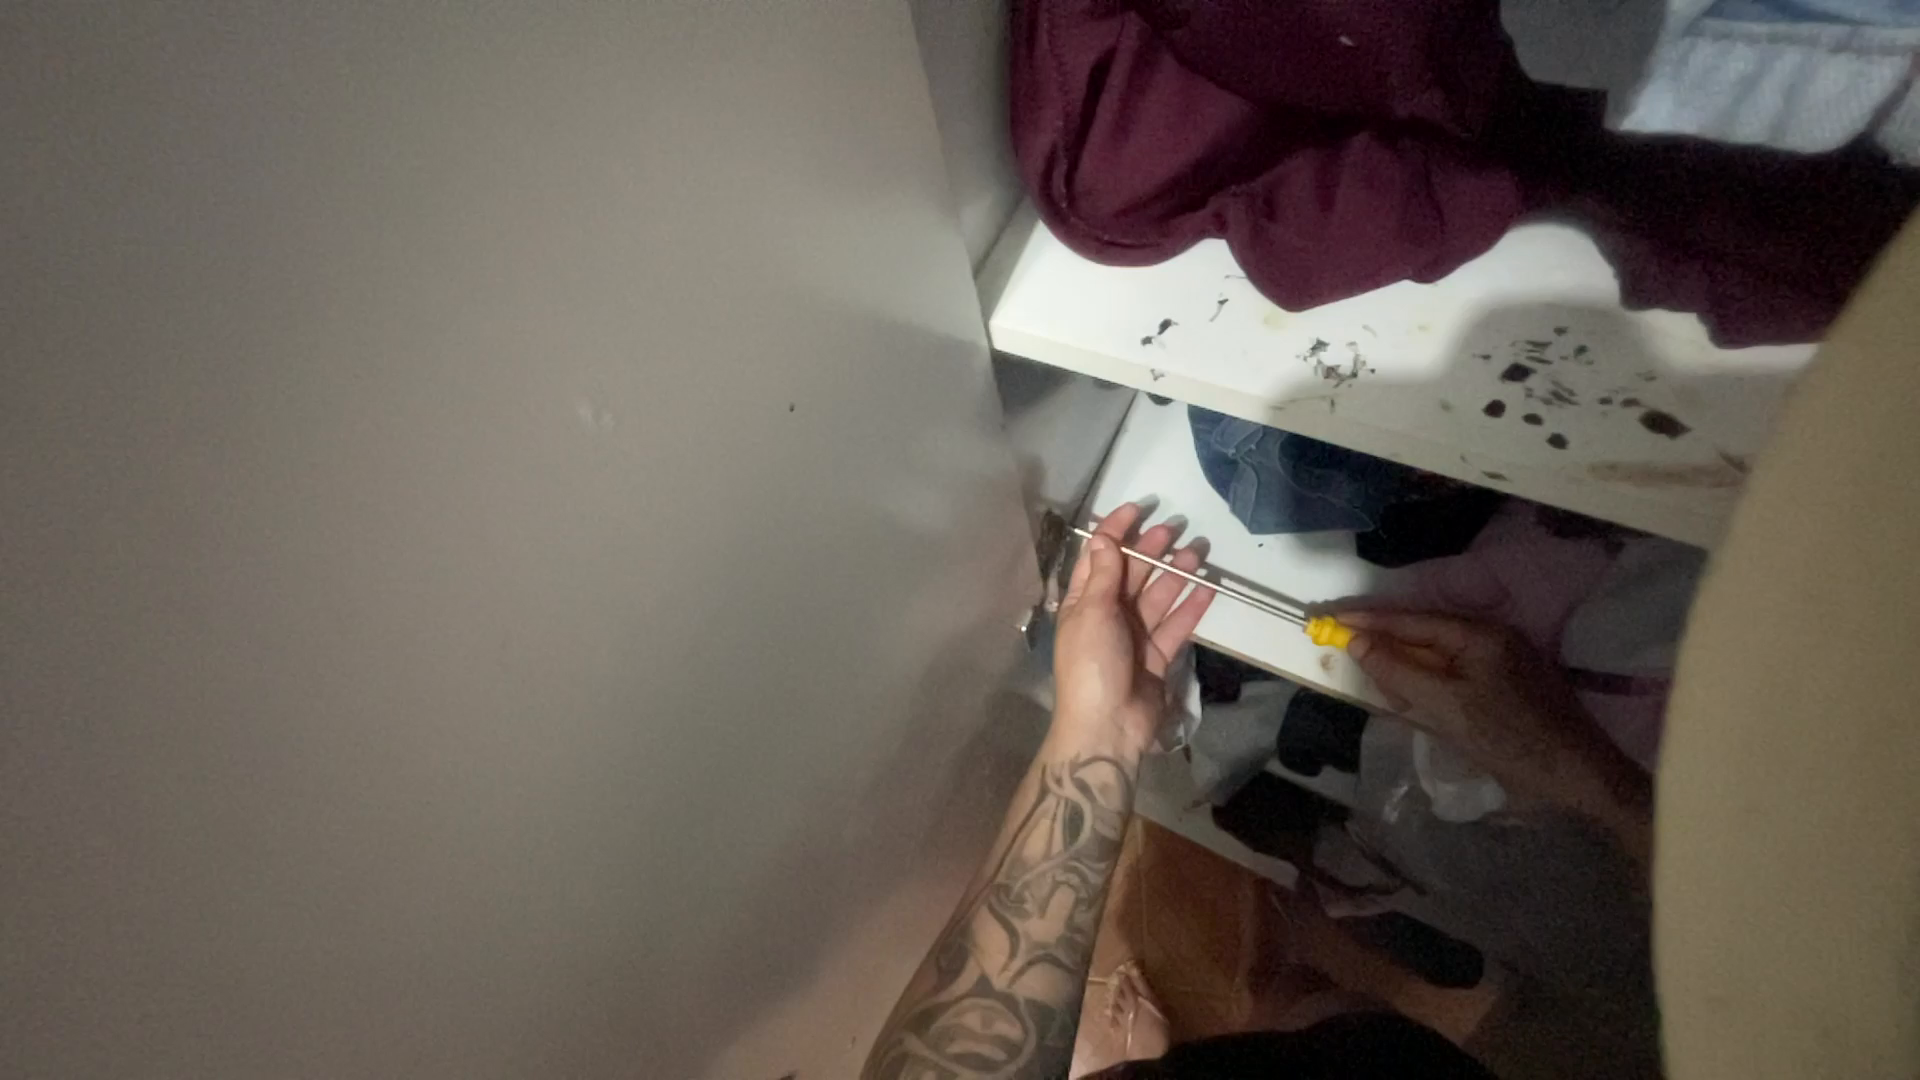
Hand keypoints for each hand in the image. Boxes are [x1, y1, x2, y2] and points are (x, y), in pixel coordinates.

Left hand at [1052, 502, 1214, 757]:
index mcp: (1083, 602)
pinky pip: (1176, 625)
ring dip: (1176, 573)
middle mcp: (1107, 614)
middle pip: (1131, 574)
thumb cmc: (1091, 664)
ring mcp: (1133, 635)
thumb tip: (1105, 538)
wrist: (1107, 726)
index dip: (1115, 531)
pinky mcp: (1157, 656)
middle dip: (1151, 549)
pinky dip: (1191, 606)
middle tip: (1176, 528)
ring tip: (1199, 550)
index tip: (1137, 509)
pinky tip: (1209, 586)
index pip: (1100, 557)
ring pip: (1157, 596)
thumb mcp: (1092, 613)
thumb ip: (1104, 576)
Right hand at [1341, 610, 1641, 811]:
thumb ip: (1397, 671)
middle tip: (1348, 651)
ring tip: (1380, 681)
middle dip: (1385, 643)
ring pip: (1436, 652)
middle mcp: (1492, 636)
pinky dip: (1427, 679)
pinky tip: (1415, 696)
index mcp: (1479, 635)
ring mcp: (1503, 658)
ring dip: (1405, 665)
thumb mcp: (1445, 707)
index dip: (1368, 620)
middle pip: (1422, 632)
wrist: (1585, 781)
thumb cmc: (1511, 740)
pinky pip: (1453, 669)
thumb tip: (1356, 642)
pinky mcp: (1507, 681)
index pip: (1410, 619)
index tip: (1330, 619)